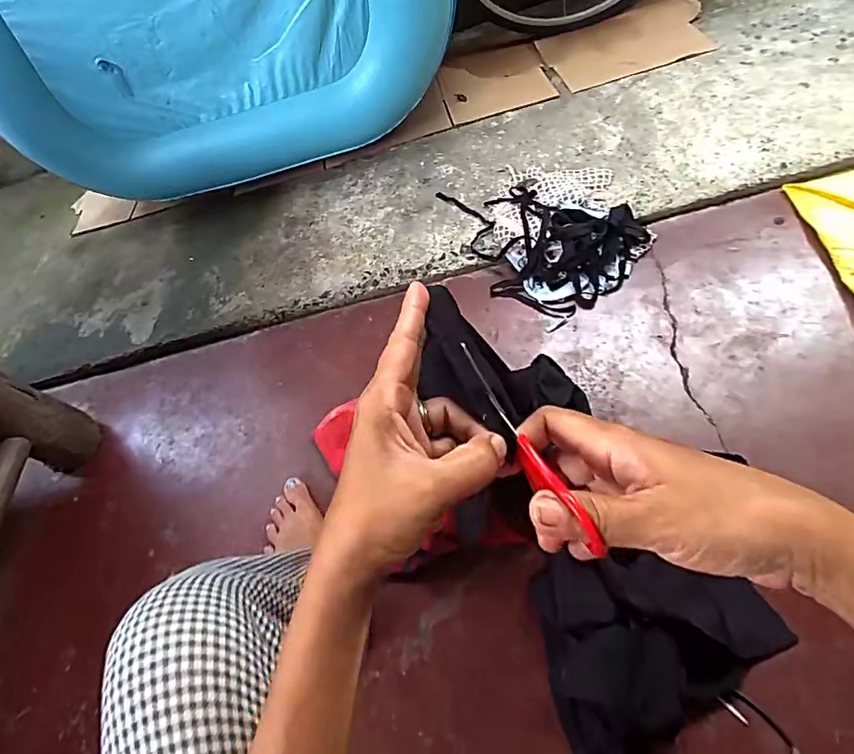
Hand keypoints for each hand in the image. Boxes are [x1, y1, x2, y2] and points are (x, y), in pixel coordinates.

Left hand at [314, 283, 507, 578]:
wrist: (352, 565)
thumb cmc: (378, 516)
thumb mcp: (433, 487)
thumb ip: (476, 461)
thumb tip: (501, 445)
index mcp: (385, 405)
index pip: (402, 349)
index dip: (414, 317)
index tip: (420, 289)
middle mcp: (392, 414)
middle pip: (439, 396)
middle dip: (465, 418)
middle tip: (491, 443)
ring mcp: (401, 439)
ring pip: (449, 424)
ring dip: (468, 445)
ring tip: (482, 472)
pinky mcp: (409, 461)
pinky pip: (445, 446)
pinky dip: (462, 458)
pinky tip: (475, 476)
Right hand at [517, 407, 828, 588]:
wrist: (789, 535)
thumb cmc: (720, 515)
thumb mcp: (651, 518)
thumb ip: (591, 516)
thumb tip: (534, 512)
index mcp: (616, 445)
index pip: (553, 423)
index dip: (524, 442)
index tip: (505, 481)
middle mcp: (620, 459)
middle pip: (562, 459)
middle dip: (543, 491)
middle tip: (544, 535)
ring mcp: (636, 486)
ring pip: (581, 490)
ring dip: (567, 516)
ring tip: (570, 549)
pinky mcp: (651, 512)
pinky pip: (605, 514)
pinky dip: (592, 531)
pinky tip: (596, 554)